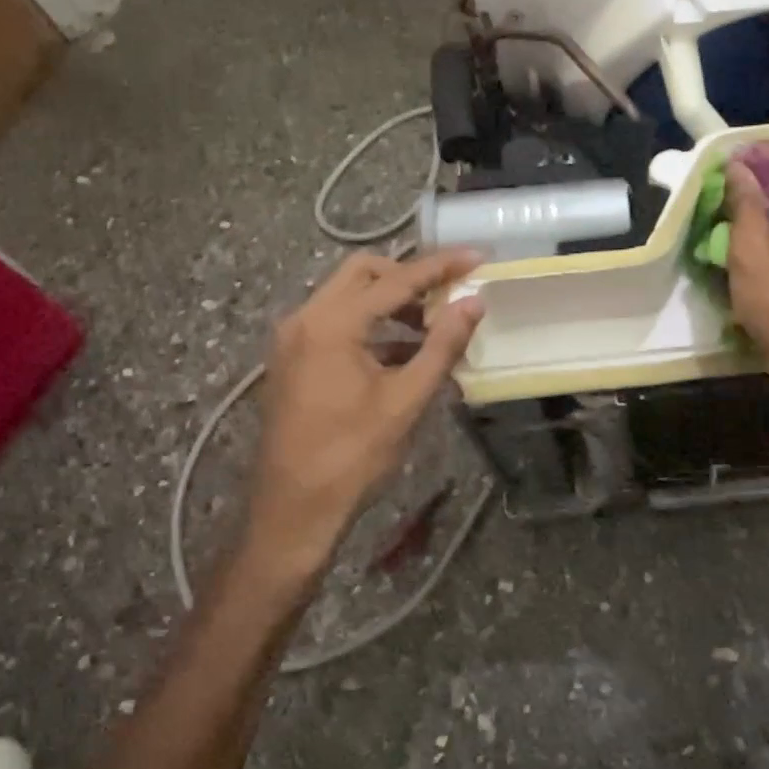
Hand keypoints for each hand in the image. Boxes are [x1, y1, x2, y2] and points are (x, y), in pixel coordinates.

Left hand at [244, 249, 484, 572]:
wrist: (292, 511)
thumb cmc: (352, 456)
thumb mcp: (406, 400)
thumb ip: (442, 344)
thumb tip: (473, 303)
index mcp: (332, 324)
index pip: (396, 280)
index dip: (440, 267)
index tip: (476, 258)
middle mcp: (305, 319)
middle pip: (363, 274)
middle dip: (409, 276)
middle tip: (449, 292)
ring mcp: (293, 339)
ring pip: (347, 298)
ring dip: (390, 303)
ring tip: (433, 327)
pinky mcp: (292, 360)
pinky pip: (335, 324)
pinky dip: (370, 327)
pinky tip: (403, 354)